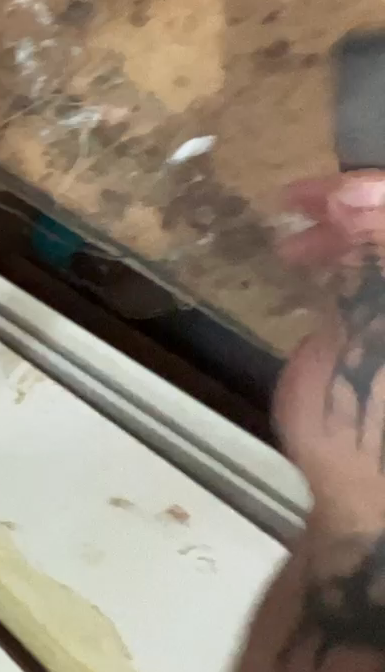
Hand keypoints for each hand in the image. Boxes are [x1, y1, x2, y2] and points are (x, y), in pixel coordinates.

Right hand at [276, 173, 384, 532]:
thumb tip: (355, 191)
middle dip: (364, 204)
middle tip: (297, 203)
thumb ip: (382, 254)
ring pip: (384, 243)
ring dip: (350, 228)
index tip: (328, 189)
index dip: (383, 192)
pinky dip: (346, 253)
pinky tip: (314, 259)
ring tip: (295, 240)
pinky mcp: (382, 324)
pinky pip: (369, 271)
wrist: (375, 482)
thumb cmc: (374, 407)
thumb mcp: (378, 329)